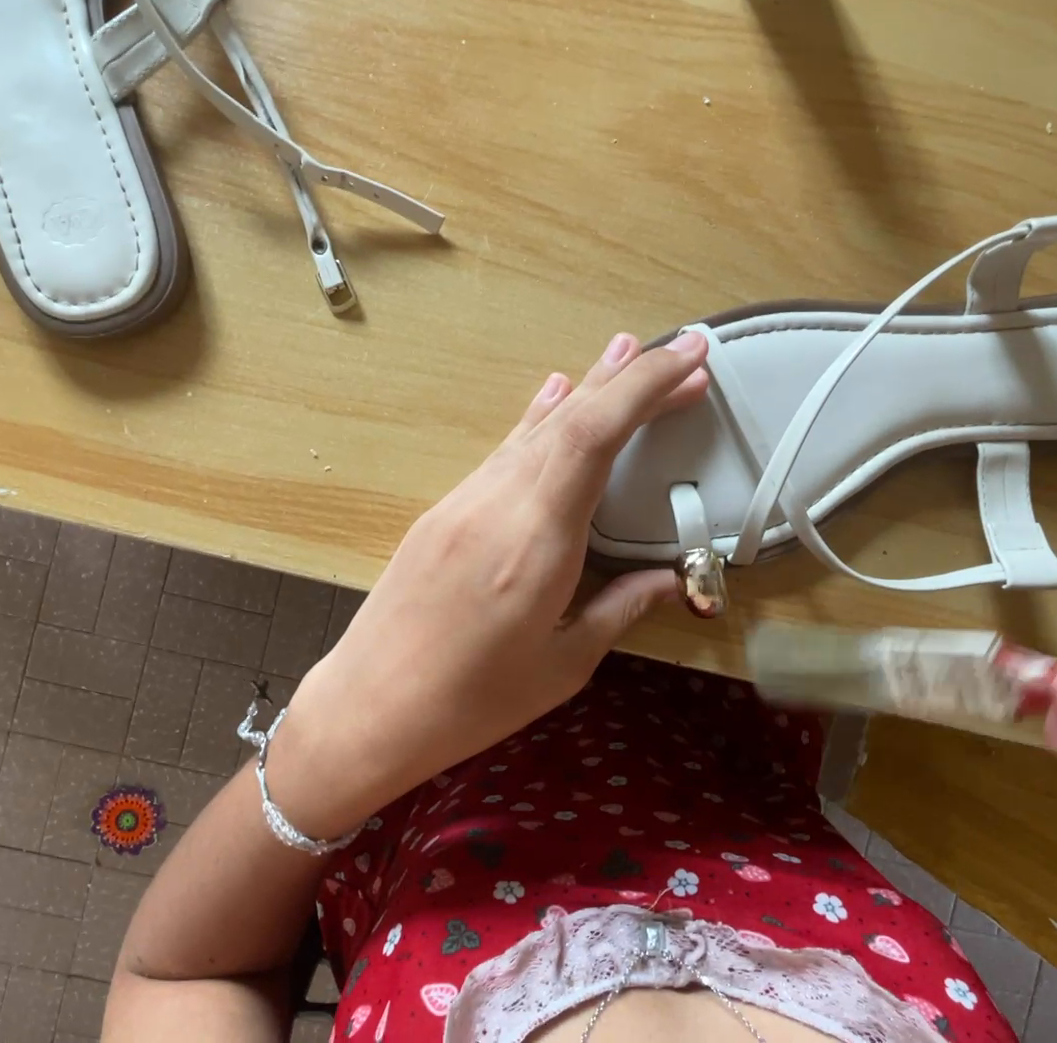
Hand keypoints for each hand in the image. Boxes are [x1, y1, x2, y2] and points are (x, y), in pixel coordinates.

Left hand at [267, 332, 710, 838]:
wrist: (368, 707)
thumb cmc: (472, 702)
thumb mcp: (563, 665)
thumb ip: (620, 608)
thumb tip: (669, 580)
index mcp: (536, 541)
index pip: (593, 436)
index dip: (643, 387)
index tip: (688, 359)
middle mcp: (496, 504)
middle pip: (567, 419)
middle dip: (628, 378)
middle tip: (678, 348)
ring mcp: (462, 503)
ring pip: (532, 430)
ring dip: (585, 391)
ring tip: (624, 355)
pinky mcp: (441, 513)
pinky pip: (502, 453)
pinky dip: (538, 421)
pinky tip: (554, 398)